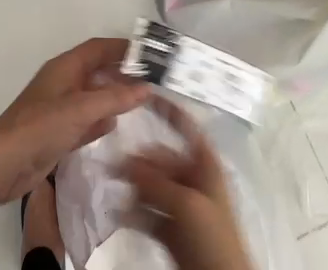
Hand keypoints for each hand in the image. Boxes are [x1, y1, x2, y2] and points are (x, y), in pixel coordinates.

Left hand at [0, 37, 149, 205]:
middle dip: (122, 73)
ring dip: (114, 97)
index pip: (97, 48)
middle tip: (153, 80)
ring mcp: (60, 109)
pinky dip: (101, 121)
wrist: (4, 164)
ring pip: (93, 97)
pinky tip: (116, 126)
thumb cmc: (41, 127)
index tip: (149, 52)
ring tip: (142, 101)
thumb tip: (146, 88)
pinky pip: (86, 121)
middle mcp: (63, 84)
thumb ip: (114, 98)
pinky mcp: (59, 133)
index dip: (122, 47)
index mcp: (65, 68)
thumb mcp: (80, 109)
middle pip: (97, 71)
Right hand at [118, 98, 252, 269]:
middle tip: (115, 165)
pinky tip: (120, 211)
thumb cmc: (213, 235)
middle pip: (160, 156)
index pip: (185, 126)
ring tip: (114, 187)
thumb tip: (126, 160)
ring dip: (132, 184)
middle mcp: (192, 177)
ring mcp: (180, 203)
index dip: (167, 108)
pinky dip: (133, 209)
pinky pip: (147, 209)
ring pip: (150, 183)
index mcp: (205, 163)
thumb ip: (156, 179)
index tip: (144, 92)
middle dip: (138, 159)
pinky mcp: (169, 225)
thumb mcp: (187, 203)